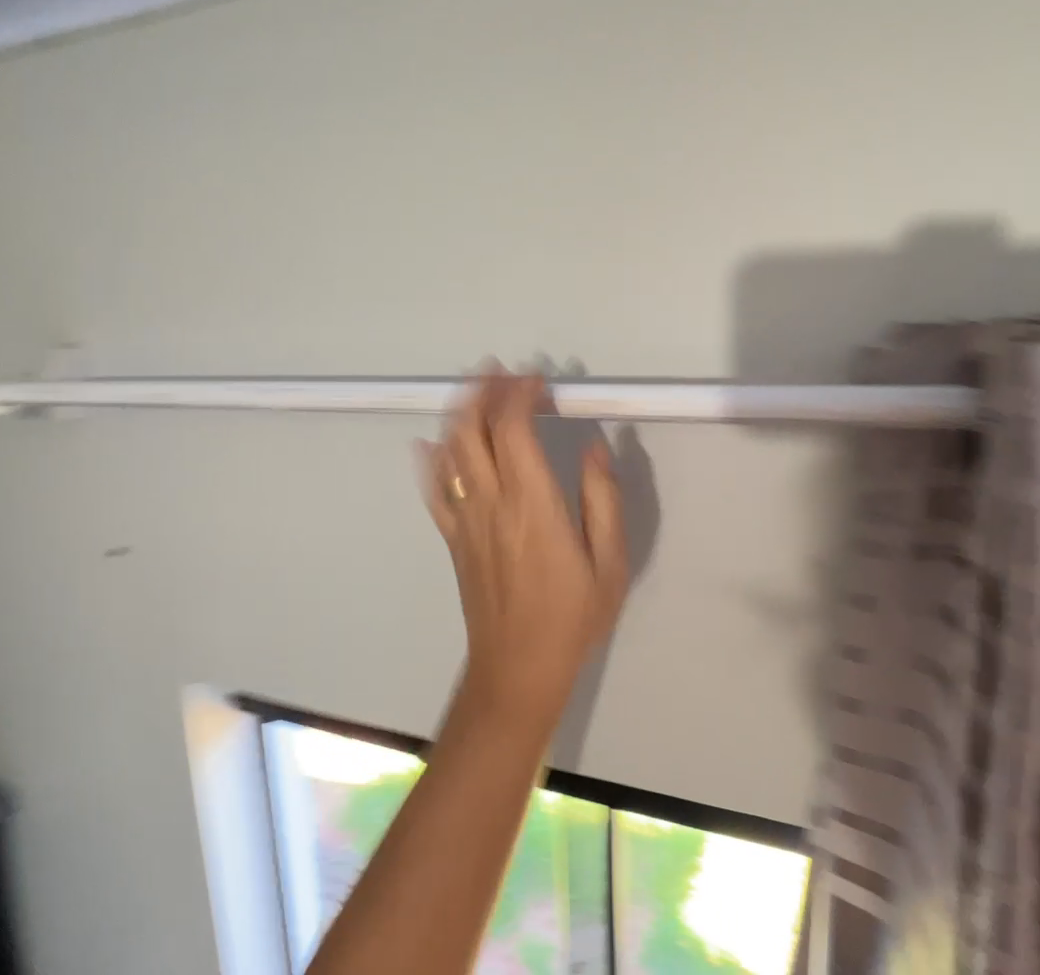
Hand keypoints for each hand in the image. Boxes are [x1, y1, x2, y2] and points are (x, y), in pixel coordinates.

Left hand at [417, 365, 628, 721]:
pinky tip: (430, 442)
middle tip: (501, 371)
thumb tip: (593, 447)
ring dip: (458, 413)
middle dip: (482, 390)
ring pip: (449, 451)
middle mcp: (491, 502)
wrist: (517, 667)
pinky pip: (434, 489)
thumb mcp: (609, 561)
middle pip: (471, 429)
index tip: (540, 382)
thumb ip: (602, 498)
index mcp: (532, 503)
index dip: (521, 394)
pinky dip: (430, 459)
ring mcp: (465, 520)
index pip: (513, 427)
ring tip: (476, 391)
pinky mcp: (453, 539)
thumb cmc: (572, 617)